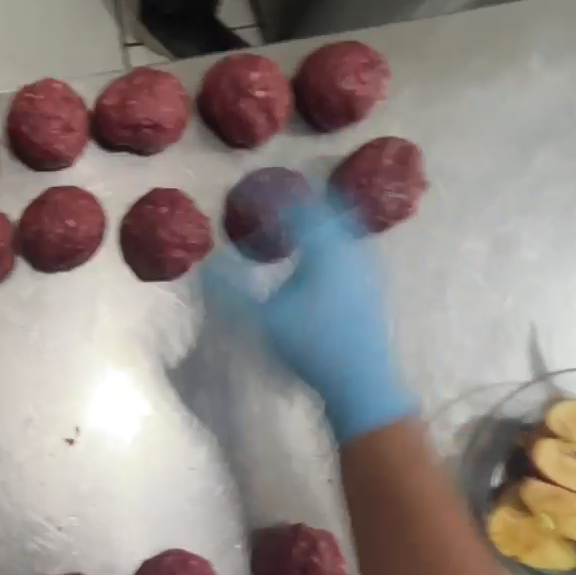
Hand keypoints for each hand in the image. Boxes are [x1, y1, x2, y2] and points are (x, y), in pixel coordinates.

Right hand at [202, 193, 417, 442]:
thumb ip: (231, 291)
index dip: (269, 198)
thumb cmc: (310, 346)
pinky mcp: (370, 290)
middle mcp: (349, 250)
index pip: (294, 209)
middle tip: (275, 203)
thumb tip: (205, 266)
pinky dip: (327, 246)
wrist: (361, 381)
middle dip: (297, 204)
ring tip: (294, 230)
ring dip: (315, 225)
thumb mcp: (262, 319)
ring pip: (340, 231)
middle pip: (325, 212)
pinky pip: (347, 252)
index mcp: (323, 249)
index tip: (248, 193)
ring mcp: (364, 270)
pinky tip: (317, 266)